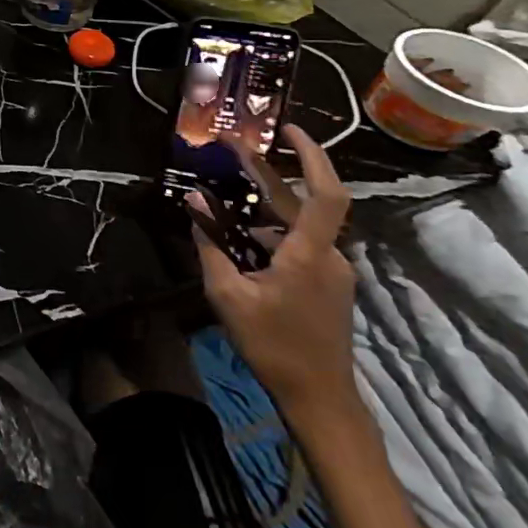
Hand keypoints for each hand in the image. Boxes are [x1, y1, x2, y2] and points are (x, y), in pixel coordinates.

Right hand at [190, 124, 355, 407]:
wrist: (320, 399)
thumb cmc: (272, 346)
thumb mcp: (228, 296)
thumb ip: (211, 245)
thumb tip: (192, 203)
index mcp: (308, 254)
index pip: (325, 192)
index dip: (312, 155)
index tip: (289, 128)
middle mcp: (329, 255)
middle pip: (303, 203)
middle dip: (270, 174)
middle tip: (236, 150)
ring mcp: (334, 271)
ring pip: (301, 225)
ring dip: (268, 207)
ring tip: (231, 196)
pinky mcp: (331, 285)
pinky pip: (303, 245)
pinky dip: (275, 232)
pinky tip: (247, 240)